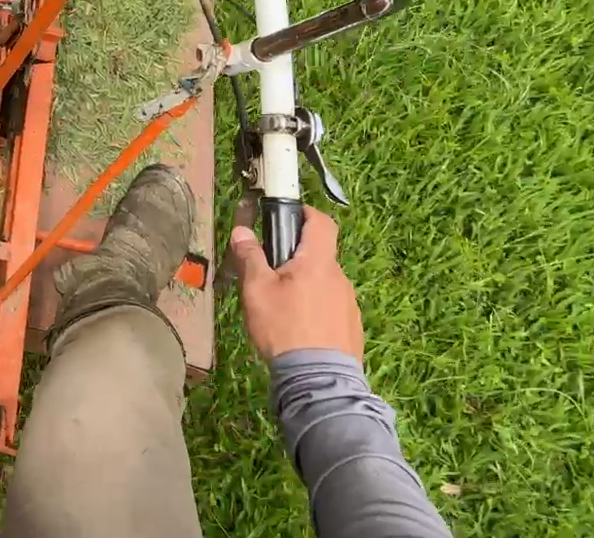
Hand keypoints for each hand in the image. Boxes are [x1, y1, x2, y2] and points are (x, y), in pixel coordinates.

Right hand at [230, 207, 363, 363]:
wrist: (318, 381)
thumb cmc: (284, 326)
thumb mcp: (257, 289)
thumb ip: (250, 256)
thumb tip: (242, 231)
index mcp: (317, 263)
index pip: (322, 223)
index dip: (306, 213)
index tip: (286, 215)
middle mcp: (339, 278)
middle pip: (318, 255)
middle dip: (294, 256)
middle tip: (267, 270)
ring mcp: (348, 304)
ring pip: (323, 281)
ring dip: (303, 283)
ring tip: (279, 304)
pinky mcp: (351, 327)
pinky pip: (330, 305)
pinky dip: (314, 306)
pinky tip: (296, 325)